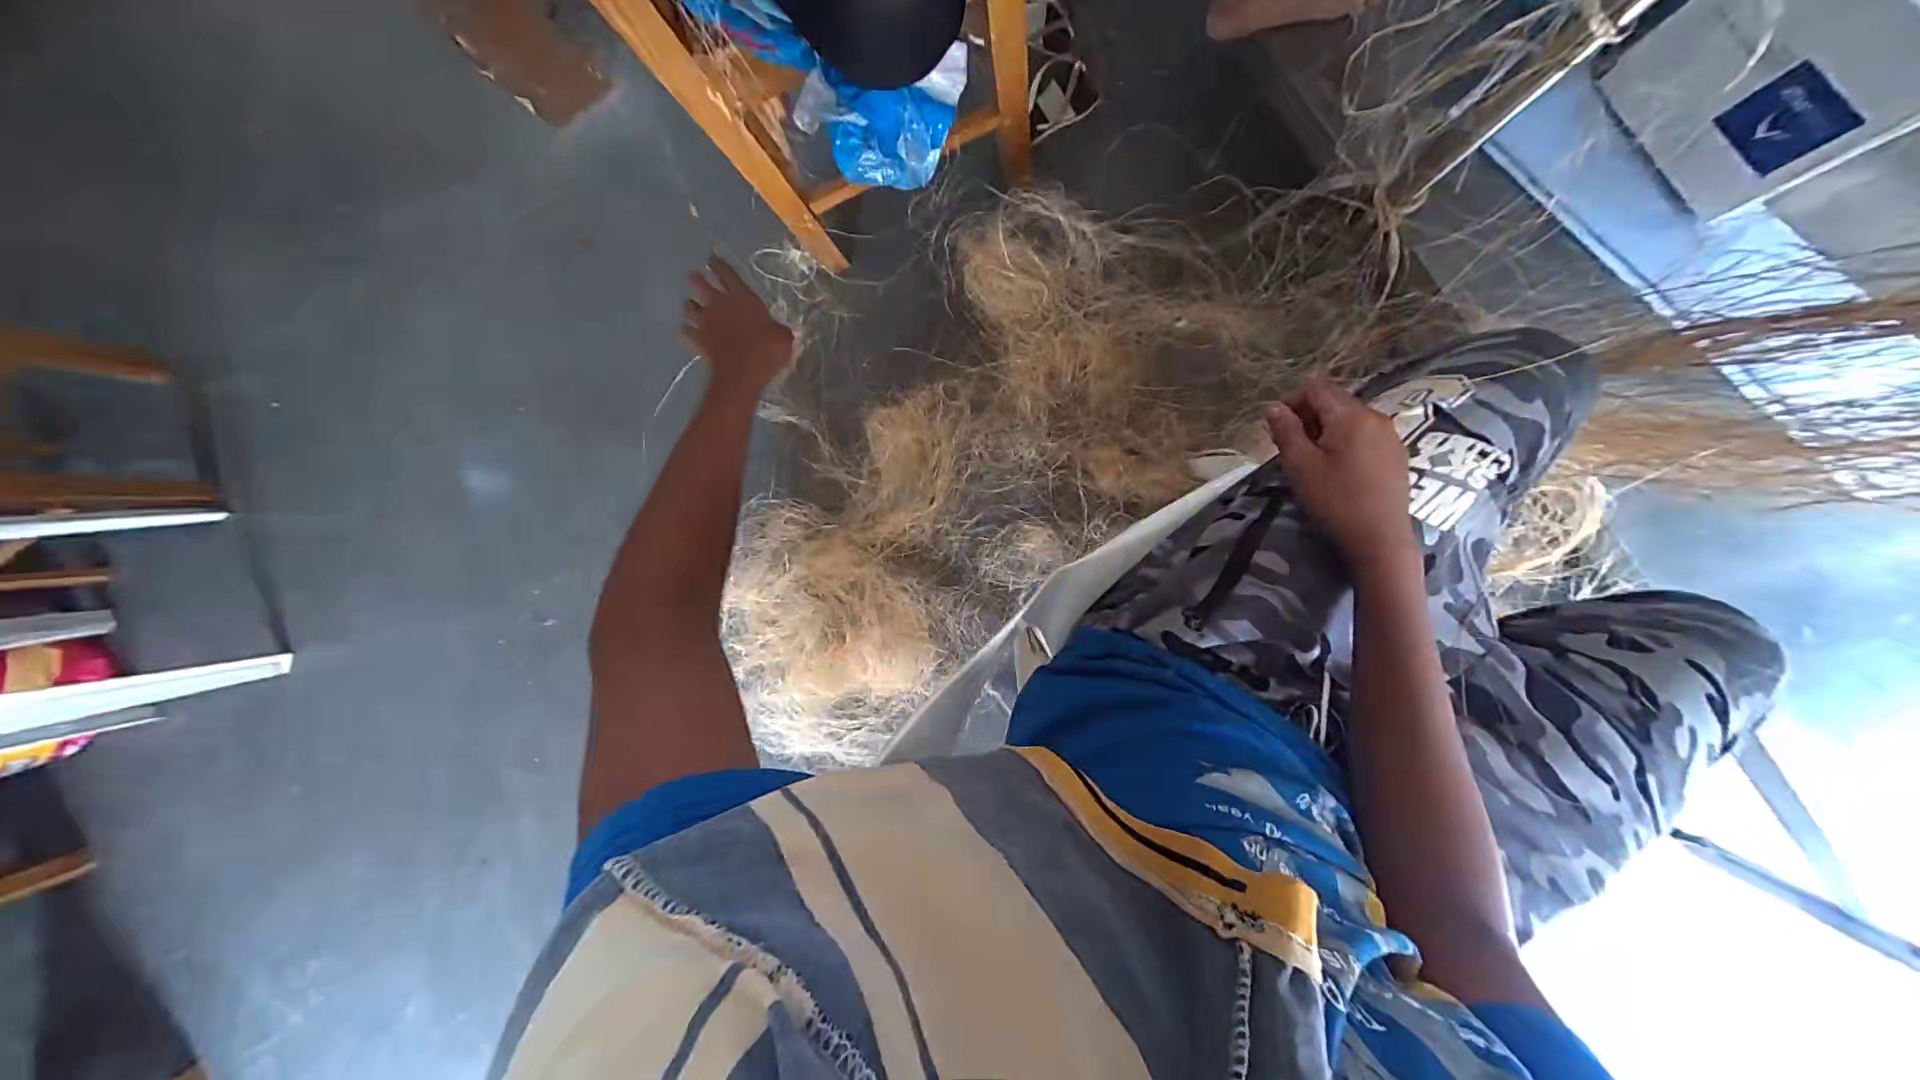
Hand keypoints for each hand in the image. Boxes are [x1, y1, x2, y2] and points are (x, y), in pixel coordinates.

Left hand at [681, 255, 793, 399]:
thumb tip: (780, 330)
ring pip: (689, 305)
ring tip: (691, 306)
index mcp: (744, 297)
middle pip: (700, 283)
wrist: (743, 371)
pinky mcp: (698, 338)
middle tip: (695, 277)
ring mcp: (706, 321)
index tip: (712, 260)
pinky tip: (689, 332)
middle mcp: (721, 303)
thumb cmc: (767, 350)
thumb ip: (778, 329)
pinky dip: (687, 330)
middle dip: (697, 279)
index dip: (719, 265)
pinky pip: (686, 330)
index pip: (728, 273)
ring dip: (690, 305)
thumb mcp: (783, 337)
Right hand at [1263, 376, 1413, 571]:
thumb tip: (1273, 407)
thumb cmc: (1334, 499)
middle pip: (1334, 402)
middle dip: (1306, 416)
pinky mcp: (1396, 454)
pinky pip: (1363, 435)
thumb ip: (1285, 431)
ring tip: (1309, 459)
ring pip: (1349, 419)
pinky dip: (1343, 441)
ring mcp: (1390, 435)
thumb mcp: (1300, 465)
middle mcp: (1375, 417)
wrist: (1379, 538)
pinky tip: (1335, 468)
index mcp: (1351, 415)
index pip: (1316, 389)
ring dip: (1324, 430)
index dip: (1290, 400)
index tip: (1275, 426)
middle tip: (1287, 445)